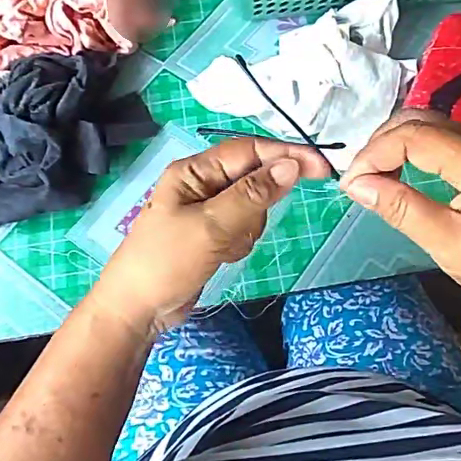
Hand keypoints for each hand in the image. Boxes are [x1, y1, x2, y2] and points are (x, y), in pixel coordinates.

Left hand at [89, 137, 331, 333]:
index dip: (286, 155)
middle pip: (255, 177)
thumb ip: (253, 195)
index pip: (250, 150)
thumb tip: (291, 166)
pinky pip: (245, 226)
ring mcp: (209, 209)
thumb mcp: (211, 226)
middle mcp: (203, 183)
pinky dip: (242, 241)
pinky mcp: (214, 232)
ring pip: (255, 205)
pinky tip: (223, 256)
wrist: (138, 310)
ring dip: (249, 227)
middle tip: (240, 230)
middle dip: (259, 204)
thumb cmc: (166, 262)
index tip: (321, 168)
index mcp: (195, 170)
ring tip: (224, 247)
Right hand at [340, 112, 460, 320]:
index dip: (376, 153)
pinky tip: (396, 173)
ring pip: (430, 126)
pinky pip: (441, 141)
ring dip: (393, 144)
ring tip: (370, 178)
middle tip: (357, 181)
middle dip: (381, 144)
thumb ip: (403, 210)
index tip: (350, 184)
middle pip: (422, 122)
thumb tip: (356, 186)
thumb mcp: (449, 245)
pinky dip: (411, 151)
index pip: (417, 136)